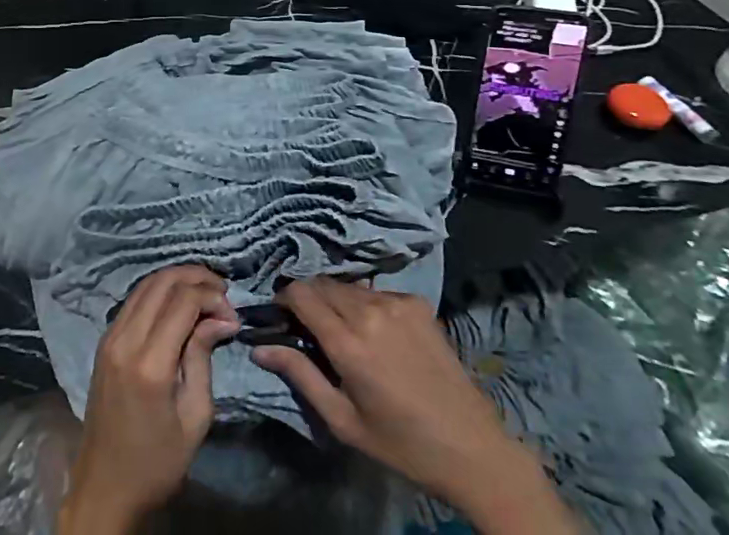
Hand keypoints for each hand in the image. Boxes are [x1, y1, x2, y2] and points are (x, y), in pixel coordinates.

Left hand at [58, 265, 238, 534]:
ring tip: (206, 294)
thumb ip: (203, 356)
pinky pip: (134, 300)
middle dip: (197, 277)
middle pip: (162, 281)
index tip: (233, 316)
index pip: (184, 300)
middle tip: (223, 293)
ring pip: (145, 284)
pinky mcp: (104, 343)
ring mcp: (108, 339)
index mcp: (149, 363)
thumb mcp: (195, 415)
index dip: (213, 297)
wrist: (105, 489)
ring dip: (178, 280)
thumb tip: (223, 318)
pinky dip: (160, 292)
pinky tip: (180, 305)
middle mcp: (124, 341)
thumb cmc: (157, 461)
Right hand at [251, 279, 583, 534]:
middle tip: (305, 324)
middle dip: (308, 298)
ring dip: (336, 299)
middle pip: (324, 284)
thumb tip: (260, 348)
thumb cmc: (398, 441)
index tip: (279, 315)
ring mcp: (399, 303)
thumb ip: (301, 375)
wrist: (467, 443)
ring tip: (339, 328)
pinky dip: (365, 303)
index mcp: (348, 343)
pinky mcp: (419, 303)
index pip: (302, 295)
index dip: (284, 299)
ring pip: (351, 286)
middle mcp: (371, 311)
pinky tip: (373, 330)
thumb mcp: (342, 419)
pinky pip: (378, 293)